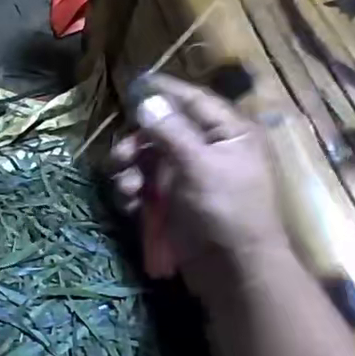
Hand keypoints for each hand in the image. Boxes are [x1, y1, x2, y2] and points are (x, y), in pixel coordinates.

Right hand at [109, 74, 287, 288]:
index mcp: (228, 134)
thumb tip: (146, 100)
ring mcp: (191, 179)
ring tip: (128, 192)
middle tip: (120, 158)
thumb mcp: (199, 165)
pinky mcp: (175, 204)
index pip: (192, 100)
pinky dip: (135, 195)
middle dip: (137, 144)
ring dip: (131, 173)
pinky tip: (132, 207)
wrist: (234, 271)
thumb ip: (170, 131)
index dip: (163, 91)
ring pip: (149, 162)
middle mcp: (209, 151)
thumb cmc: (226, 211)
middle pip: (162, 132)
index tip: (133, 83)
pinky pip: (147, 189)